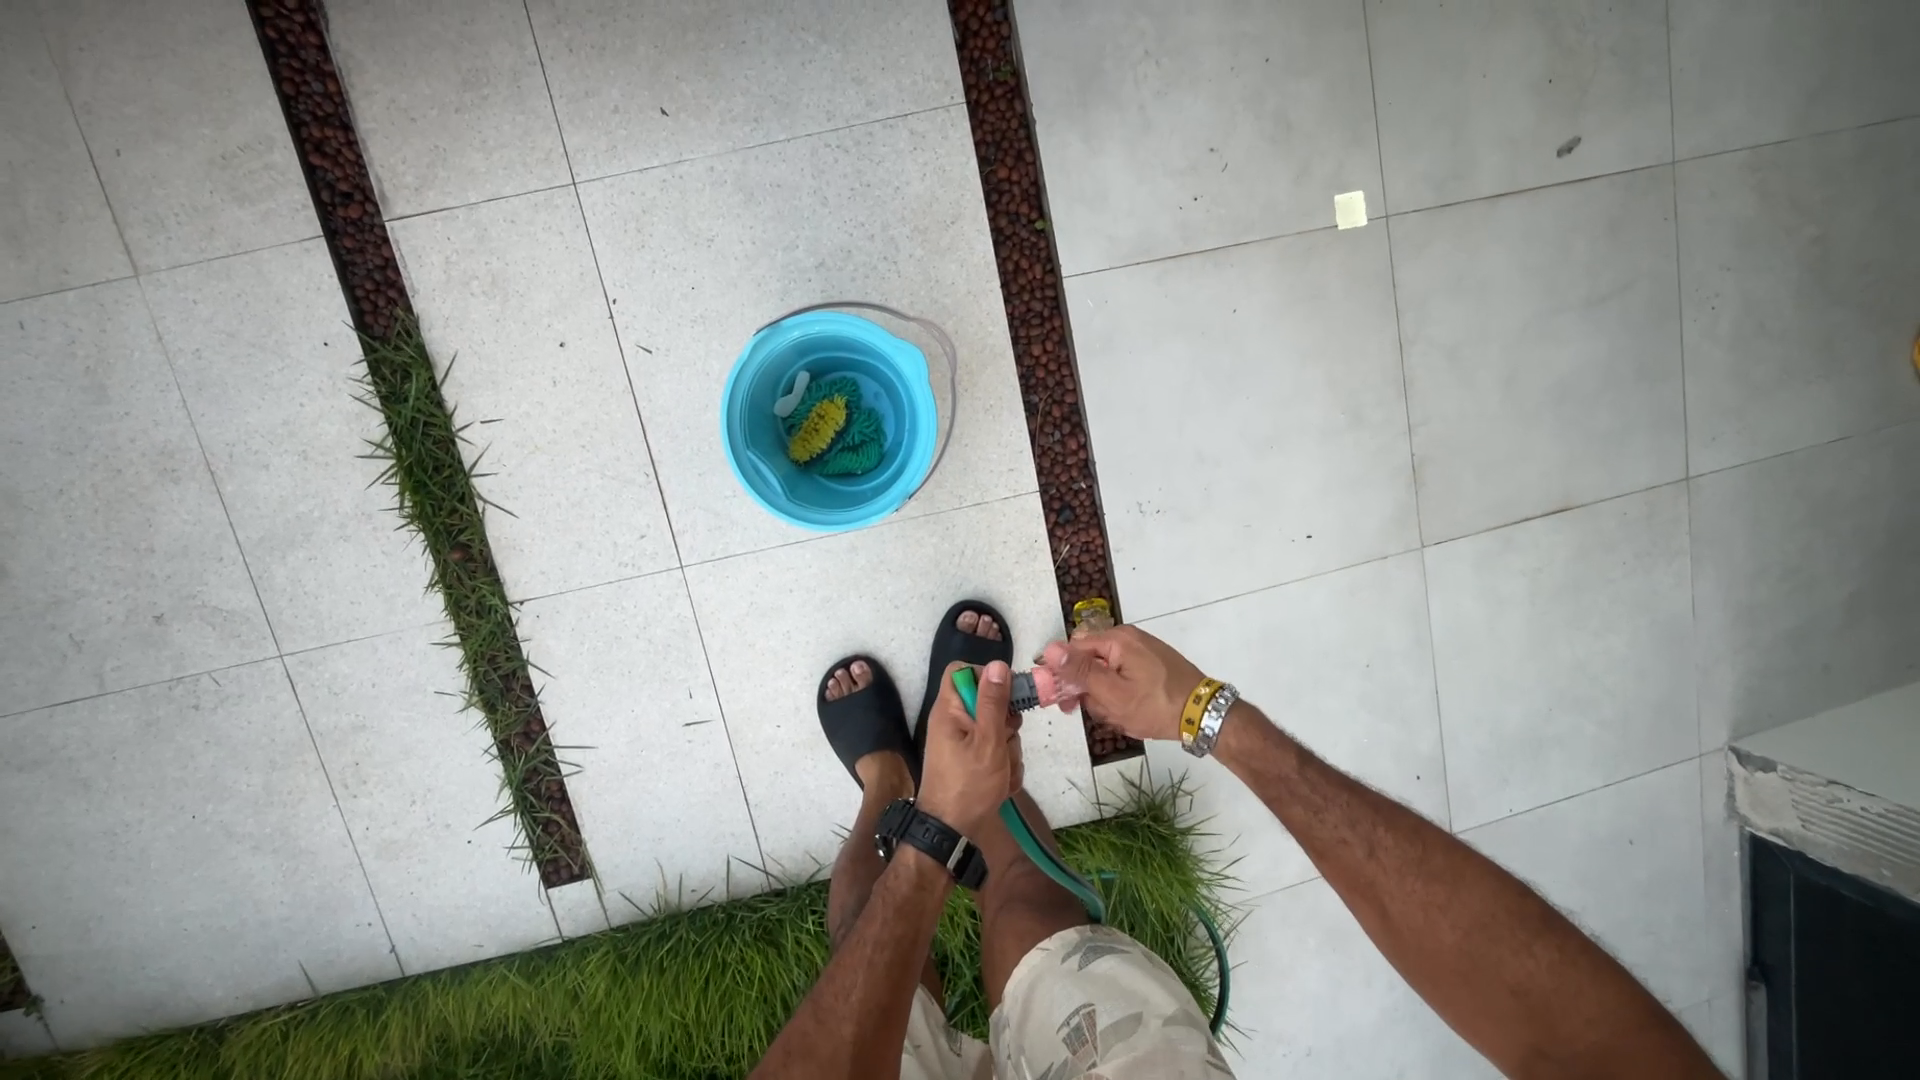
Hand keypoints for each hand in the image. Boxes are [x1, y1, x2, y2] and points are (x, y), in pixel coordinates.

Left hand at [917, 660, 1021, 838]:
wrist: (951, 834)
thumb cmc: (968, 785)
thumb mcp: (987, 741)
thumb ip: (993, 702)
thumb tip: (998, 664)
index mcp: (949, 709)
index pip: (962, 671)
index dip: (986, 676)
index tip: (1006, 695)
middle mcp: (954, 722)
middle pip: (988, 703)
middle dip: (1006, 724)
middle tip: (1005, 741)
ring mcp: (963, 744)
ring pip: (997, 731)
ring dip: (1008, 751)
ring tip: (1003, 772)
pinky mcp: (972, 763)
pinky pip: (996, 754)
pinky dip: (1003, 768)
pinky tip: (1002, 785)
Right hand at [1039, 625, 1207, 742]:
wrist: (1204, 716)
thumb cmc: (1155, 706)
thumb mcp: (1112, 693)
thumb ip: (1080, 671)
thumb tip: (1049, 650)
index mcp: (1117, 640)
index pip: (1073, 649)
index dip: (1064, 675)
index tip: (1063, 702)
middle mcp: (1128, 639)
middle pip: (1090, 661)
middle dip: (1090, 690)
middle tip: (1102, 713)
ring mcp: (1142, 651)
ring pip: (1107, 673)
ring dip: (1107, 697)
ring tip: (1121, 716)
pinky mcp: (1152, 665)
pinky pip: (1124, 677)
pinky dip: (1122, 696)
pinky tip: (1131, 713)